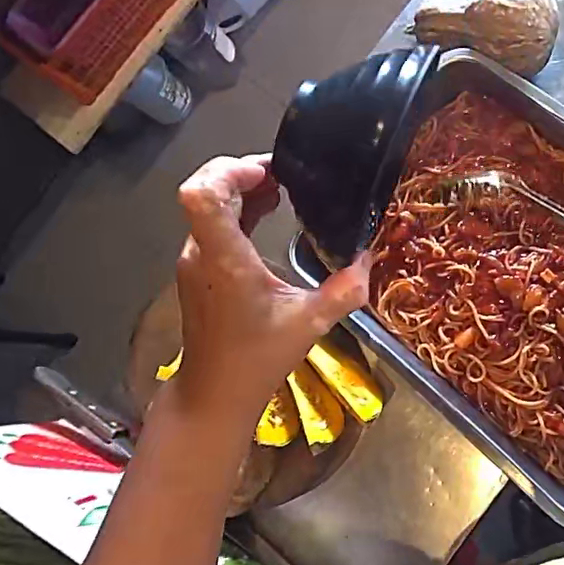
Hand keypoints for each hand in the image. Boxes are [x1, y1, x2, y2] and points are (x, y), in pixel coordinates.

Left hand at [171, 155, 368, 425]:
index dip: (230, 171)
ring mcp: (196, 260)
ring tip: (281, 185)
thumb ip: (344, 291)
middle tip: (284, 173)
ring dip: (240, 188)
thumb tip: (367, 260)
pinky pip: (214, 223)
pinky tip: (268, 209)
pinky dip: (238, 208)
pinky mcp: (199, 269)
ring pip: (208, 205)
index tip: (269, 172)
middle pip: (204, 189)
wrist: (215, 393)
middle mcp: (202, 252)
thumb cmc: (257, 360)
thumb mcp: (310, 325)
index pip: (202, 196)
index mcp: (225, 260)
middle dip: (242, 172)